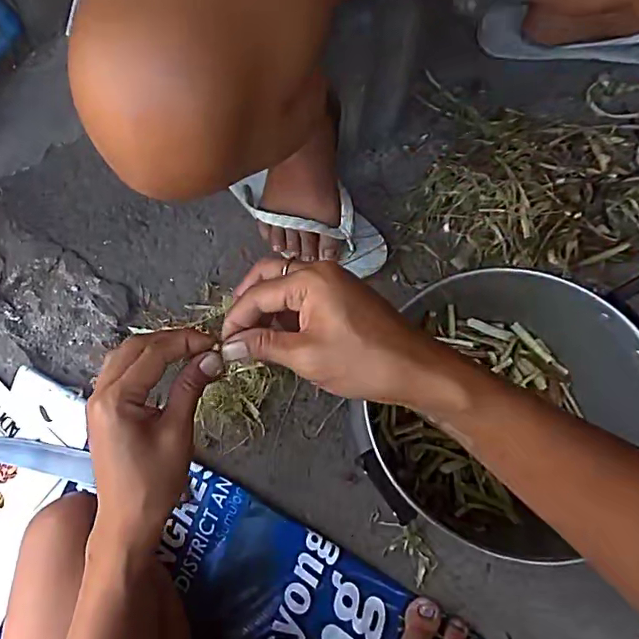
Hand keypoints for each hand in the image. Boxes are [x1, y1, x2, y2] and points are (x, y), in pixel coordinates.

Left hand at [86, 329, 216, 550]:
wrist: (127, 520)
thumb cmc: (152, 484)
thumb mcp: (177, 433)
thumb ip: (190, 389)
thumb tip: (210, 359)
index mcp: (115, 399)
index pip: (153, 353)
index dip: (185, 342)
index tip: (211, 344)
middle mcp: (100, 395)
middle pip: (135, 347)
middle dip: (170, 340)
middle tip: (202, 344)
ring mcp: (97, 402)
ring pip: (125, 357)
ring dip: (156, 348)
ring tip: (188, 351)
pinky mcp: (102, 411)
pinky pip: (121, 373)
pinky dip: (145, 363)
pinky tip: (166, 367)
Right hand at [219, 259, 456, 407]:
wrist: (415, 368)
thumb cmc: (364, 363)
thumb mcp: (306, 357)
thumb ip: (264, 345)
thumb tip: (232, 345)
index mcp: (310, 279)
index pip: (257, 294)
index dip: (236, 319)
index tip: (223, 343)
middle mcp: (321, 270)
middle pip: (268, 277)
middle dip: (248, 304)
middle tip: (235, 334)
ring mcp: (335, 281)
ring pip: (286, 285)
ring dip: (267, 308)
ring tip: (255, 340)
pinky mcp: (344, 294)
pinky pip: (305, 294)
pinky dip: (288, 311)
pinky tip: (281, 336)